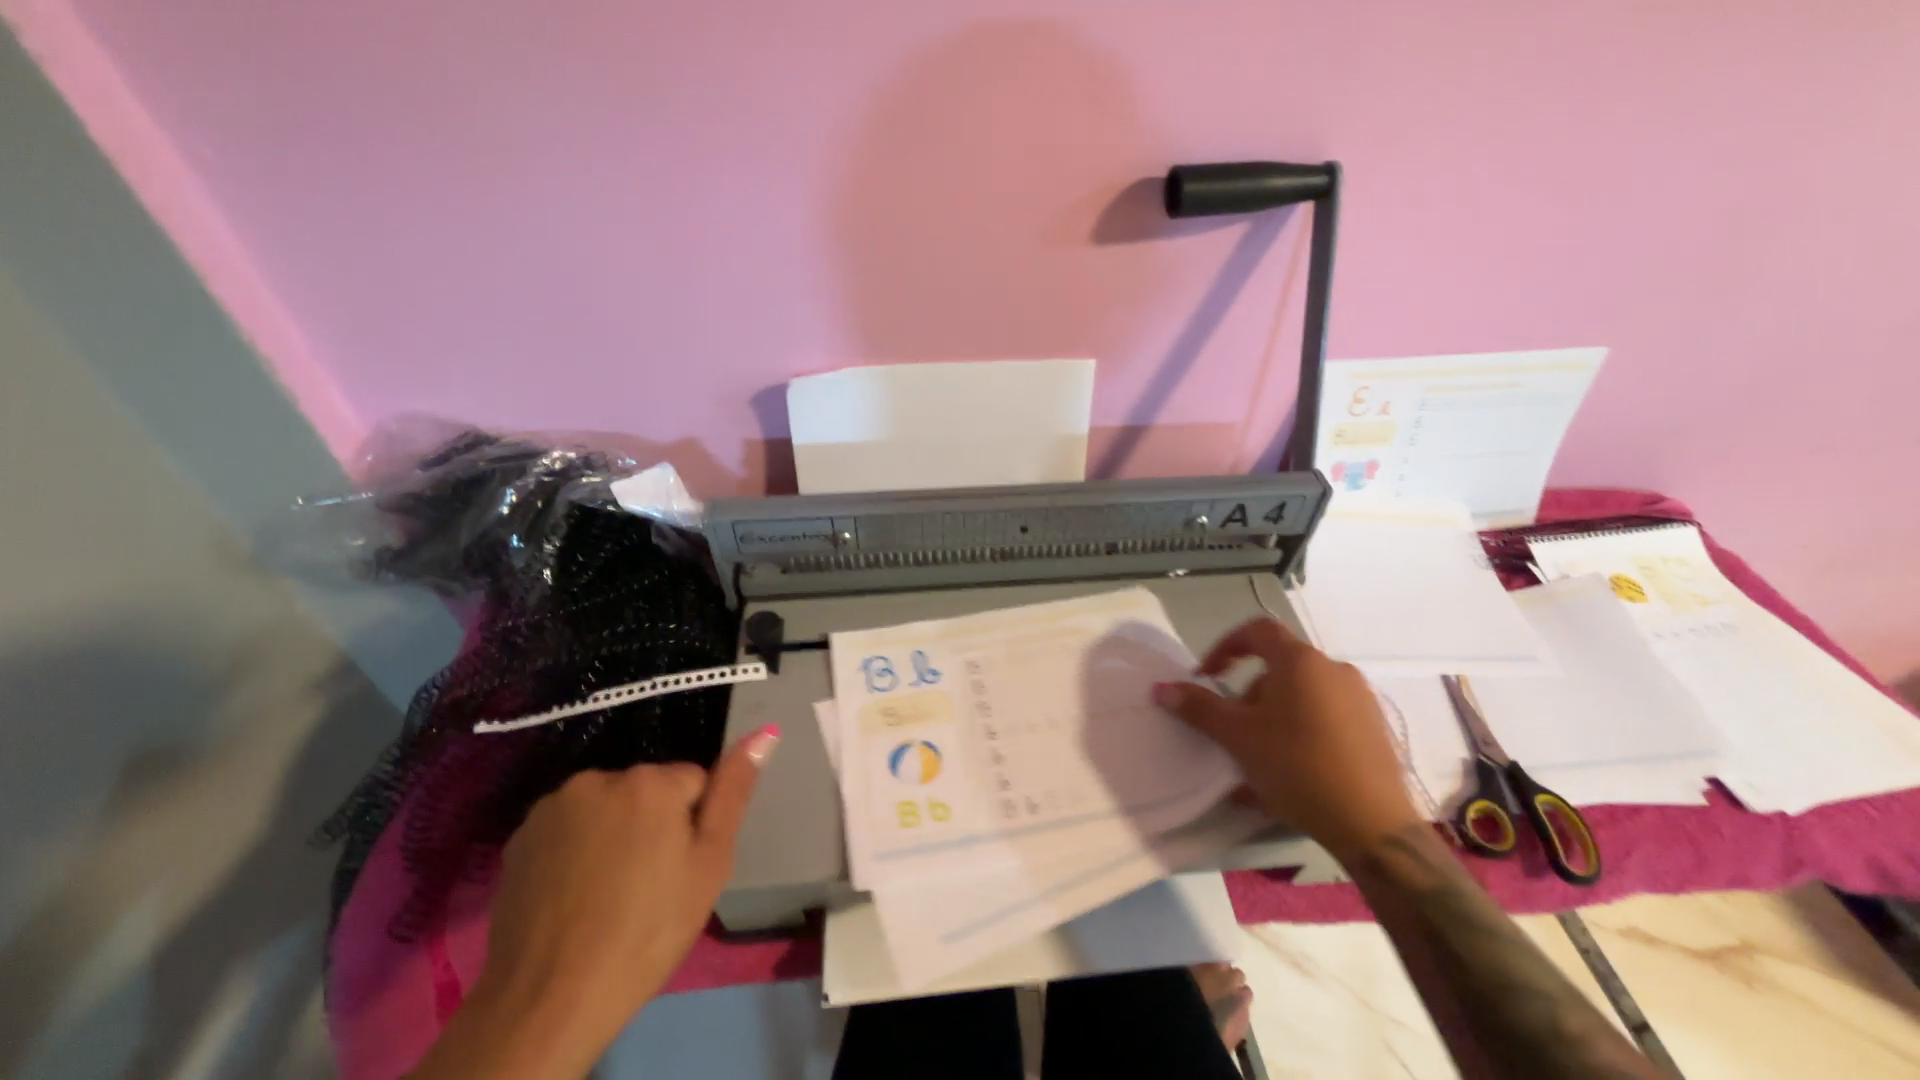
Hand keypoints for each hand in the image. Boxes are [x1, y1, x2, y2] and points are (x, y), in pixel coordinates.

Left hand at [411, 726, 779, 1079]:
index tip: (681, 873)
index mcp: (651, 782)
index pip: (694, 783)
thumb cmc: (649, 931)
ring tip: (608, 897)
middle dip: (652, 827)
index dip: (694, 829)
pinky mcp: (518, 838)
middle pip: (645, 793)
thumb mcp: (709, 865)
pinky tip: (574, 899)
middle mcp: (599, 778)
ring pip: (604, 810)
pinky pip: (566, 831)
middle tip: (648, 888)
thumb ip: (733, 793)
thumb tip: (764, 732)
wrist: (551, 996)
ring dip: (612, 836)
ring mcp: (552, 807)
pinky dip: (575, 853)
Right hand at [1154, 619, 1419, 859]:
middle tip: (1232, 729)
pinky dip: (1299, 732)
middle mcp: (1334, 669)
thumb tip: (1162, 689)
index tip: (1207, 677)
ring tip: (1258, 757)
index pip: (1257, 631)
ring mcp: (1360, 699)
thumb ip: (1200, 708)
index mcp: (1301, 661)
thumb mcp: (1239, 738)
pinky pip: (1325, 718)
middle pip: (1279, 667)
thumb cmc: (1297, 767)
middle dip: (1248, 693)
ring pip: (1302, 695)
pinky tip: (1288, 773)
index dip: (1225, 647)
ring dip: (1272, 716)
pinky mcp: (1375, 729)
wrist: (1372, 823)